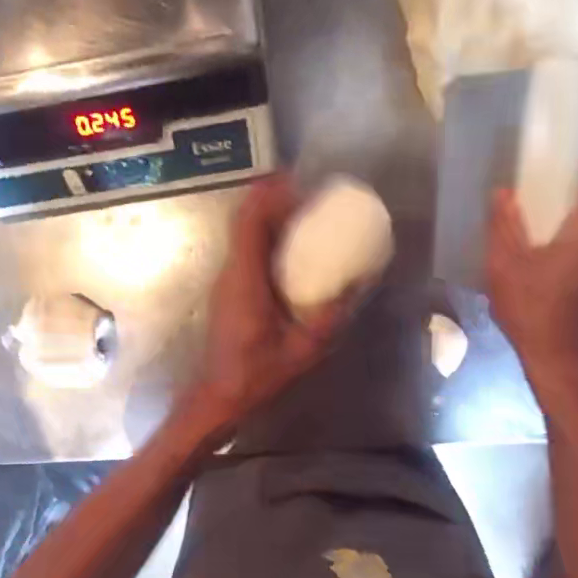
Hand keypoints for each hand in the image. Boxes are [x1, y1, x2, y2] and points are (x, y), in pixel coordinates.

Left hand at [187, 176, 356, 434]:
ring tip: (308, 215)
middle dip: (275, 200)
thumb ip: (331, 315)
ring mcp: (227, 281)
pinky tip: (296, 250)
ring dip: (272, 219)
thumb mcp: (305, 349)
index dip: (270, 194)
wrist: (219, 396)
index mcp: (245, 280)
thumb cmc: (257, 375)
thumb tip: (358, 282)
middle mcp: (230, 273)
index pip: (249, 222)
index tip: (299, 181)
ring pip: (245, 235)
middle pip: (246, 221)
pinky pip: (248, 252)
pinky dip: (269, 239)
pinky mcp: (230, 291)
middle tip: (313, 195)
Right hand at [486, 158, 577, 386]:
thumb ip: (504, 224)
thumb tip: (502, 192)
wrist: (566, 359)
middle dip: (572, 199)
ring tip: (544, 241)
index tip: (551, 174)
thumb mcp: (505, 267)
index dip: (577, 165)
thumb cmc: (534, 310)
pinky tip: (558, 265)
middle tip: (537, 213)